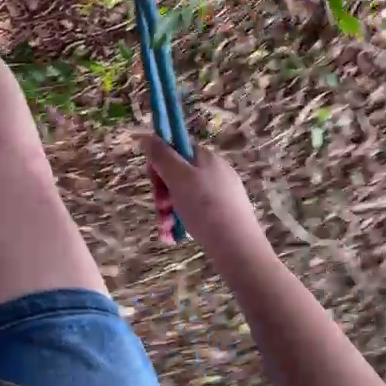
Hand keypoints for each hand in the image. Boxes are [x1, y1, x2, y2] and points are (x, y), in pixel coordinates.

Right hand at [142, 135, 269, 263]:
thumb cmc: (205, 208)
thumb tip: (147, 136)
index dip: (160, 162)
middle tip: (159, 207)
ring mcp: (221, 195)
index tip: (153, 179)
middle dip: (162, 191)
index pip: (177, 149)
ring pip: (183, 196)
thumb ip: (160, 155)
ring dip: (167, 210)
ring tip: (164, 228)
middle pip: (177, 174)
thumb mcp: (177, 177)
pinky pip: (195, 212)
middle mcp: (215, 173)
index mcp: (206, 158)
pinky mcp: (223, 216)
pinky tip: (172, 236)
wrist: (238, 249)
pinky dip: (180, 222)